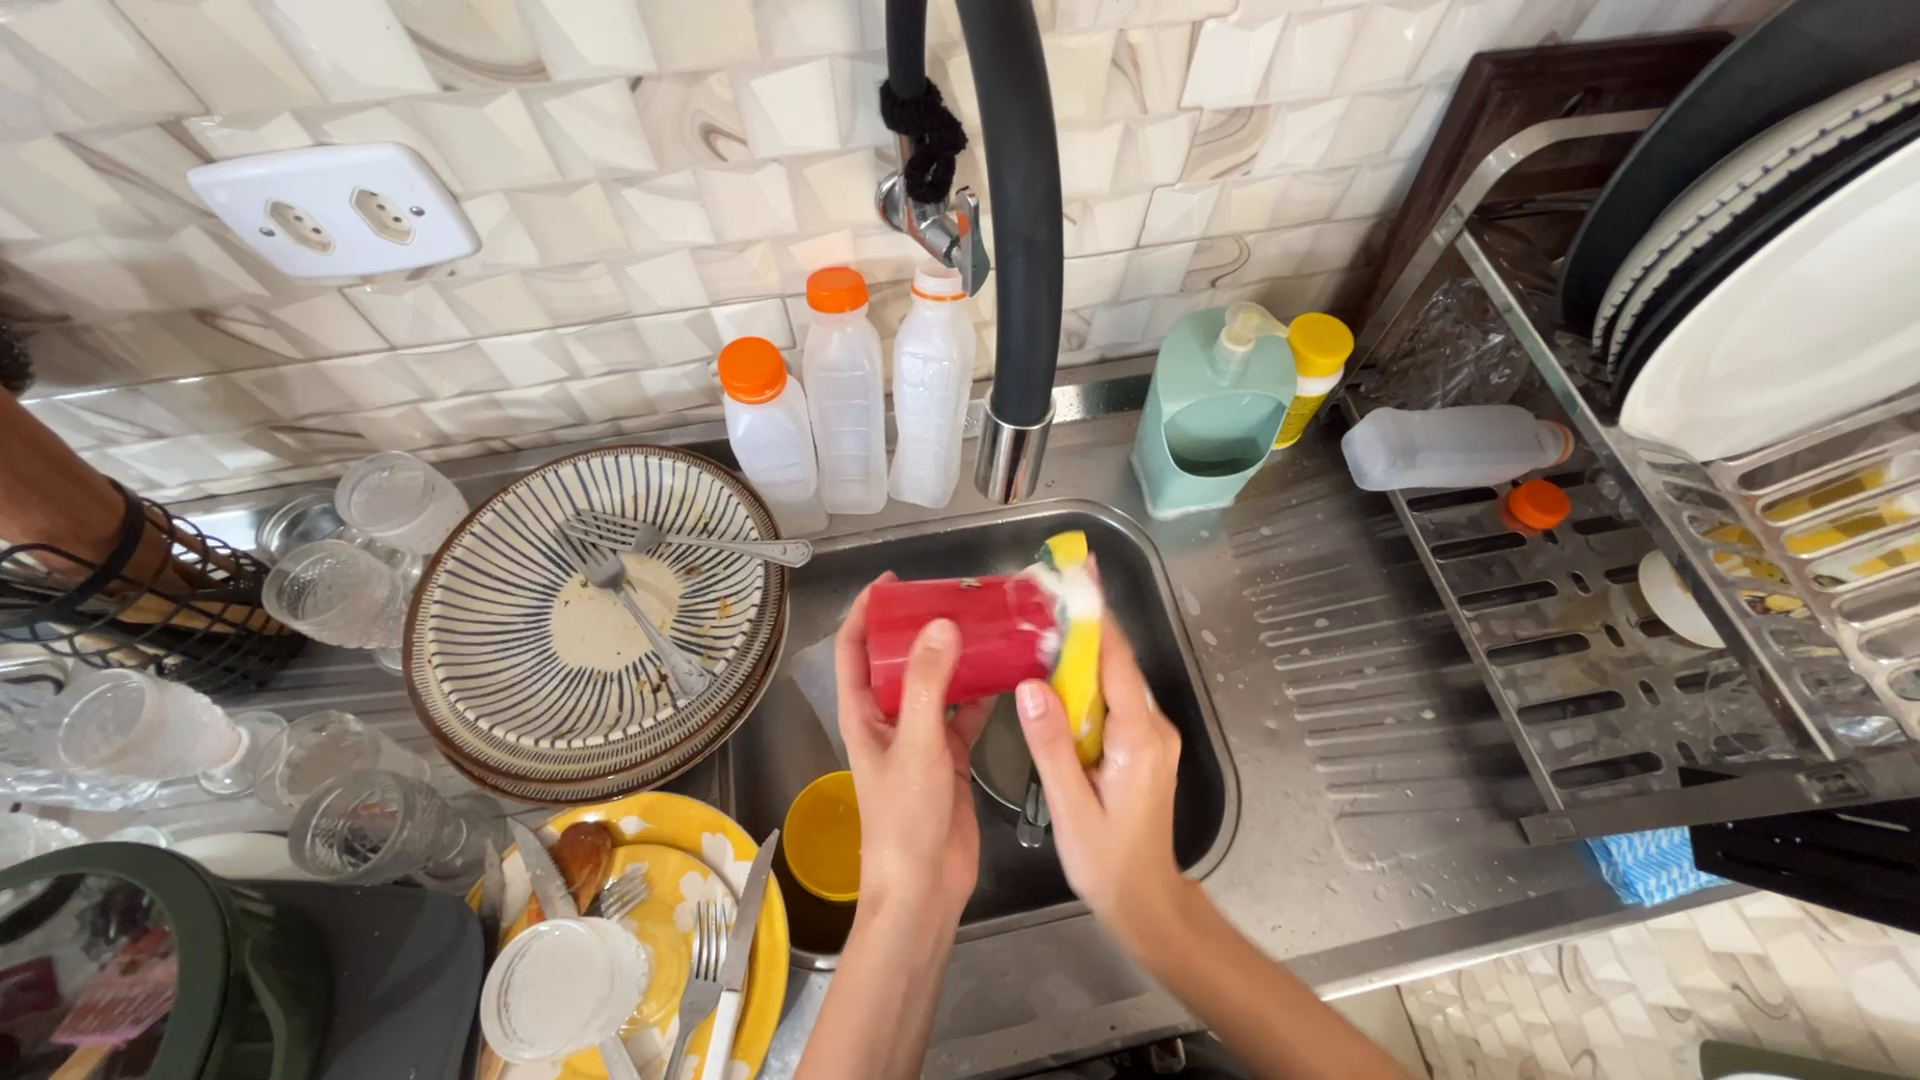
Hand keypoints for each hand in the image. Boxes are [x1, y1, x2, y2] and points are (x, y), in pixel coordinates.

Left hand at [835, 572, 991, 920]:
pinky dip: (981, 694)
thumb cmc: (905, 818)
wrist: (924, 887)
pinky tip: (1005, 673)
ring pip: (937, 686)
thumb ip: (928, 684)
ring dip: (956, 659)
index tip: (891, 582)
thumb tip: (940, 623)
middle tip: (955, 599)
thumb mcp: (916, 745)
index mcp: (863, 714)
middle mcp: (889, 720)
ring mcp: (920, 739)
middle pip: (899, 662)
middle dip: (921, 630)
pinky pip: (964, 714)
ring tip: (985, 626)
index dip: (864, 614)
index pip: (854, 651)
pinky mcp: (949, 757)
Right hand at [1015, 616, 1185, 942]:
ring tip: (1044, 619)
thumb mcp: (1072, 807)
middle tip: (1049, 587)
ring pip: (1112, 679)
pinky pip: (1111, 700)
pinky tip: (1055, 675)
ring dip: (1081, 650)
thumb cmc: (1108, 861)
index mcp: (1138, 736)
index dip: (1095, 614)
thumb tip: (1031, 686)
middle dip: (1083, 622)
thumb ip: (1052, 746)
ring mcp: (1150, 735)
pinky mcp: (1141, 745)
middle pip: (1114, 662)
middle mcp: (1152, 726)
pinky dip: (1085, 681)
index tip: (1080, 573)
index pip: (1114, 660)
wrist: (1146, 900)